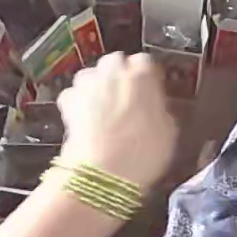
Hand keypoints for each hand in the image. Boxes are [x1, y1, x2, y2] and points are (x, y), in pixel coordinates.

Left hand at [55, 50, 176, 189]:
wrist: (103, 173)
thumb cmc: (141, 154)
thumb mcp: (169, 133)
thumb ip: (161, 110)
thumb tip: (157, 109)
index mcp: (143, 73)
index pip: (147, 63)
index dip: (148, 80)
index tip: (150, 93)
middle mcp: (113, 70)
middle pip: (116, 64)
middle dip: (120, 78)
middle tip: (127, 103)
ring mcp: (87, 83)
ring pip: (93, 76)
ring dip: (98, 89)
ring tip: (106, 114)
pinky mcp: (68, 100)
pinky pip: (75, 95)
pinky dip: (79, 105)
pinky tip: (88, 123)